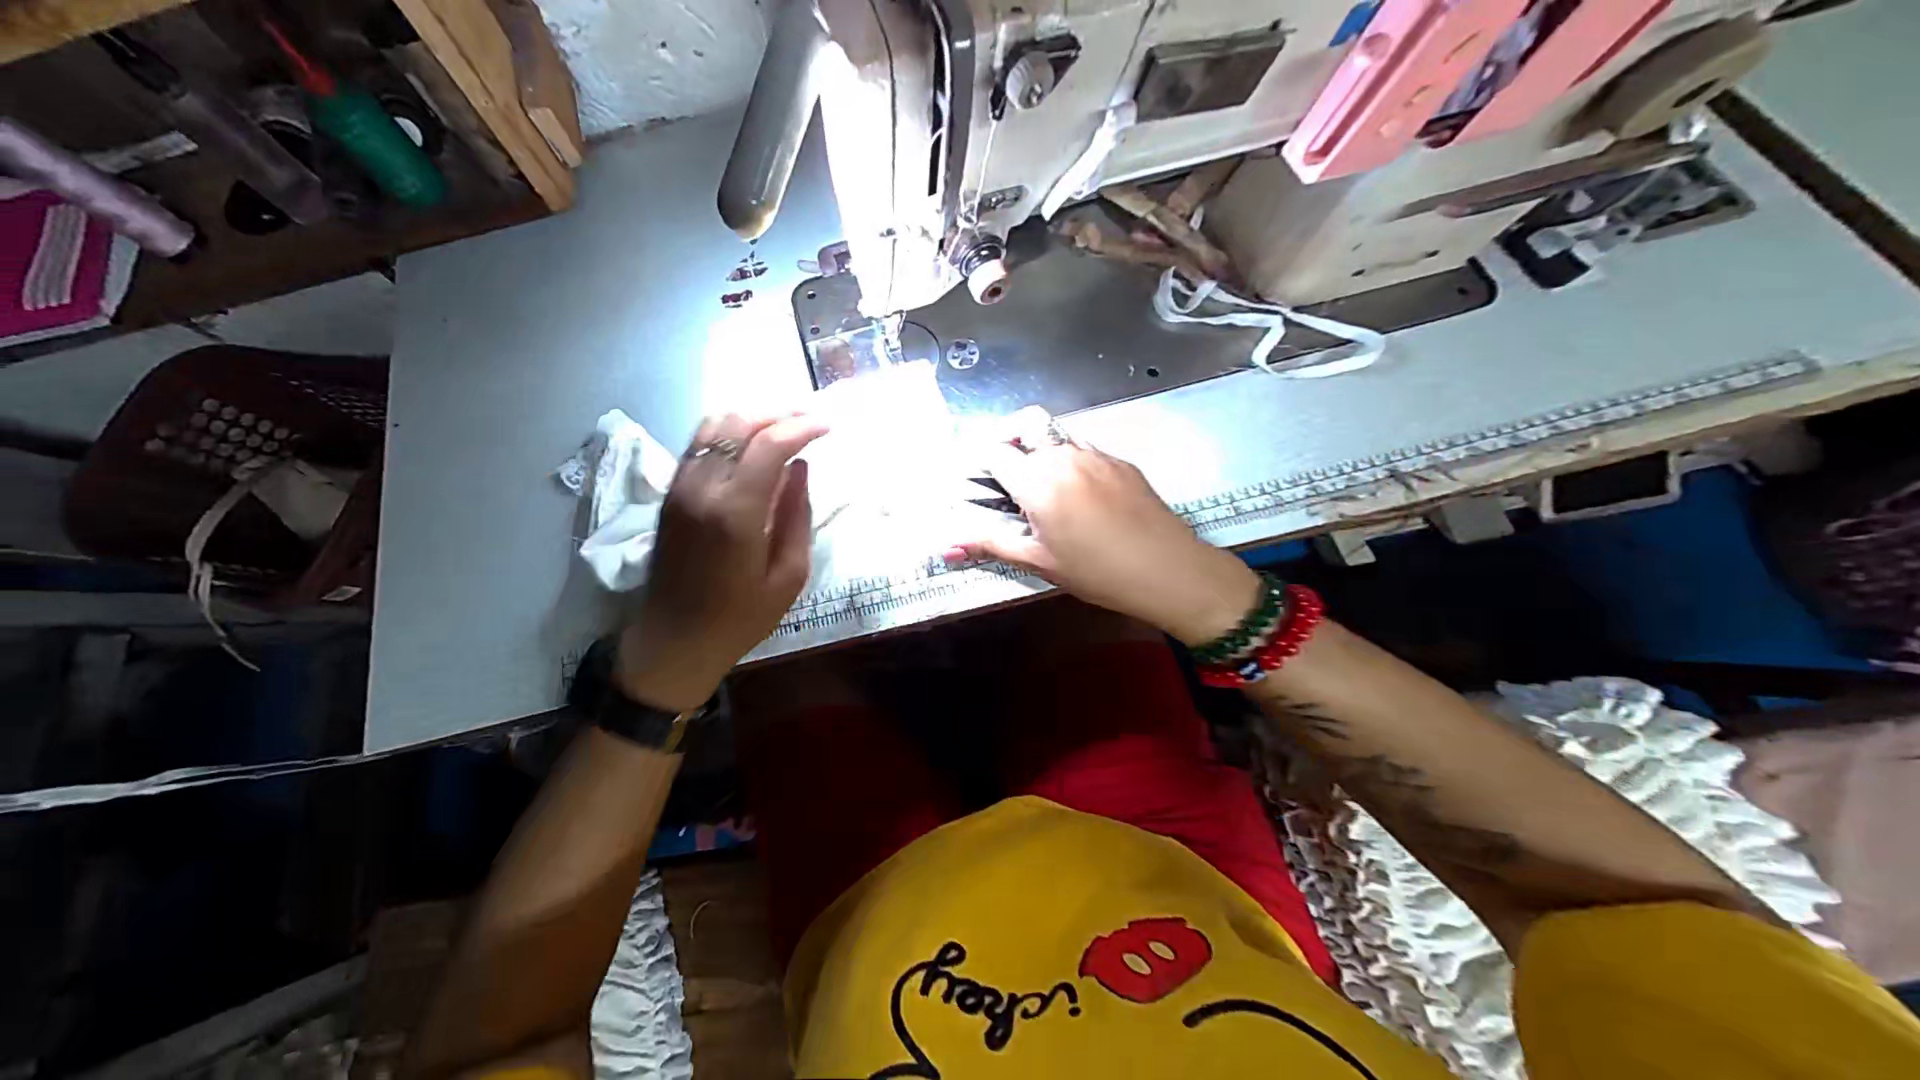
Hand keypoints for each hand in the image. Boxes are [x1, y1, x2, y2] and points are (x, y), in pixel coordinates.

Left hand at [615, 413, 827, 710]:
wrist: (674, 641)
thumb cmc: (740, 618)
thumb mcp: (789, 576)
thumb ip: (796, 515)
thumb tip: (800, 468)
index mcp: (735, 511)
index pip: (769, 443)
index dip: (802, 427)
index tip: (829, 427)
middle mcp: (702, 488)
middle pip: (738, 422)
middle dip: (778, 413)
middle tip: (810, 420)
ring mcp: (680, 487)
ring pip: (713, 424)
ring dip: (751, 418)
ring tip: (783, 428)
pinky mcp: (670, 493)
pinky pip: (699, 444)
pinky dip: (728, 433)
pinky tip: (751, 445)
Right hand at [954, 416, 1259, 645]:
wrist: (1167, 569)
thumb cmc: (1096, 571)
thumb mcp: (1039, 560)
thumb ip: (991, 545)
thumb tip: (947, 547)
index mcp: (1036, 480)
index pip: (994, 452)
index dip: (982, 463)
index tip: (981, 482)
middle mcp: (1063, 456)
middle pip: (1025, 426)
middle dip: (1009, 440)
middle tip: (1008, 474)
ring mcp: (1095, 455)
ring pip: (1057, 436)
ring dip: (1042, 451)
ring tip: (1047, 490)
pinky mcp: (1121, 462)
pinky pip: (1085, 450)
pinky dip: (1072, 462)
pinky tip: (1083, 497)